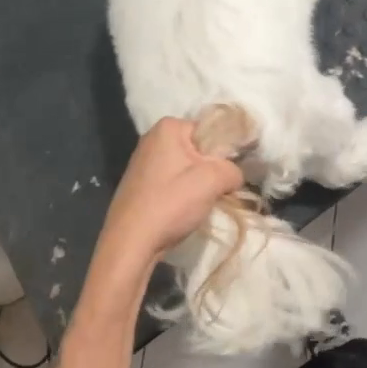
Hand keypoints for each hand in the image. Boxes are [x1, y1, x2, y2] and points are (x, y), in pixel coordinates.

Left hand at [99, 118, 244, 264]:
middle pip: (198, 149)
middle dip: (211, 170)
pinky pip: (172, 180)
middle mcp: (153, 137)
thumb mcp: (211, 181)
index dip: (225, 153)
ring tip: (201, 204)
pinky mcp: (141, 181)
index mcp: (169, 127)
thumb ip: (232, 170)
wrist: (131, 240)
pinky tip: (184, 210)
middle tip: (218, 192)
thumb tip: (234, 174)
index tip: (231, 177)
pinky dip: (182, 193)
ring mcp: (144, 160)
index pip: (210, 132)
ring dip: (198, 184)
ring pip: (186, 167)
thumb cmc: (171, 203)